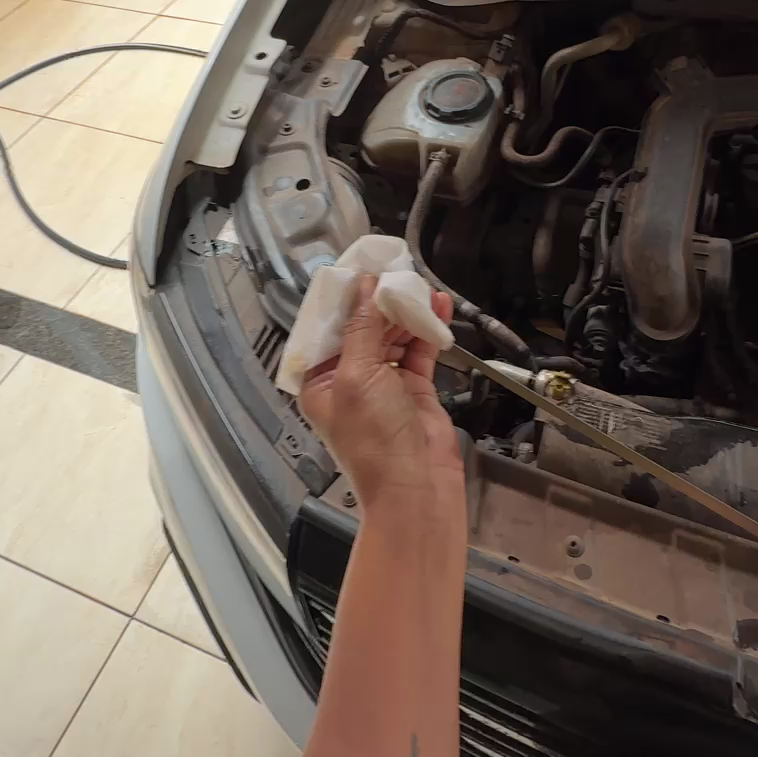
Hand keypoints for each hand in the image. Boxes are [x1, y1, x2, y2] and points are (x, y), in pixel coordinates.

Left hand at [298, 275, 457, 514]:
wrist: (417, 487)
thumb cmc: (374, 437)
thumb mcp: (358, 376)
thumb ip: (362, 328)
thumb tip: (365, 285)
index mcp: (320, 381)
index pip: (327, 330)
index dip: (344, 300)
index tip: (360, 269)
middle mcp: (348, 379)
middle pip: (363, 329)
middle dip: (379, 303)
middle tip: (397, 272)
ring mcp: (383, 384)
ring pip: (392, 337)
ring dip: (406, 313)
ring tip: (420, 285)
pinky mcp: (414, 388)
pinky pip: (418, 351)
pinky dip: (427, 330)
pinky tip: (438, 306)